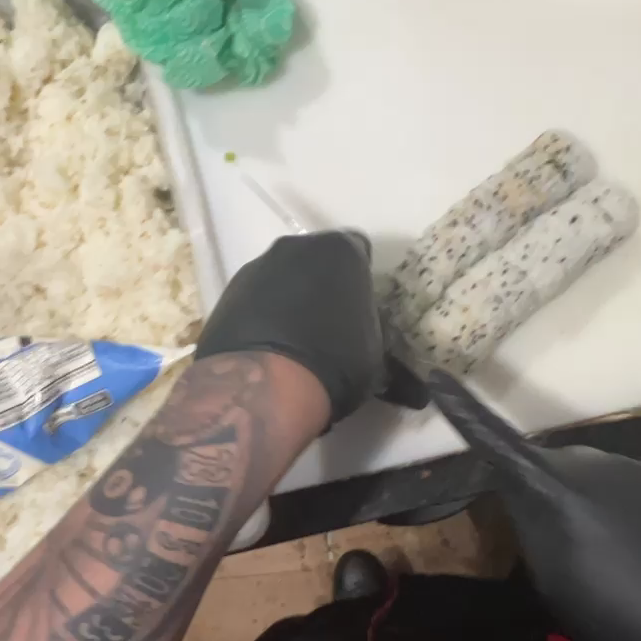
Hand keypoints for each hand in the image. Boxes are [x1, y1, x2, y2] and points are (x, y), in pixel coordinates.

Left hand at [197, 231, 421, 426]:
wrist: (264, 385)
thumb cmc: (335, 364)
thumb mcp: (375, 365)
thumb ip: (388, 363)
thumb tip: (415, 393)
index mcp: (342, 251)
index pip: (359, 253)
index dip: (359, 281)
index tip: (358, 310)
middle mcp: (296, 247)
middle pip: (316, 262)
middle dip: (322, 287)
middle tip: (328, 327)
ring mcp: (256, 267)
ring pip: (281, 279)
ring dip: (288, 302)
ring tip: (294, 345)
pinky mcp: (226, 294)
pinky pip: (253, 300)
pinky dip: (260, 318)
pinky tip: (267, 352)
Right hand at [429, 371, 640, 640]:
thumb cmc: (636, 637)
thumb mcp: (562, 594)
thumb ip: (537, 535)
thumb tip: (533, 509)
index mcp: (556, 496)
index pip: (496, 443)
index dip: (464, 411)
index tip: (439, 375)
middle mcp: (600, 468)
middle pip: (551, 465)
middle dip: (541, 491)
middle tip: (553, 549)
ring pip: (597, 478)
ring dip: (588, 507)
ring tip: (613, 568)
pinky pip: (637, 492)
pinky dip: (629, 516)